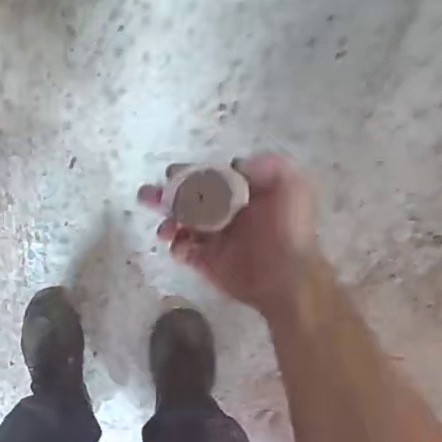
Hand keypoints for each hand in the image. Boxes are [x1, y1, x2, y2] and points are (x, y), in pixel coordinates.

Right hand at [139, 153, 320, 318]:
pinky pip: (182, 250)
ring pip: (180, 224)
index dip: (189, 174)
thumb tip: (233, 164)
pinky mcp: (205, 262)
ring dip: (167, 222)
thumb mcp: (292, 185)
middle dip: (166, 195)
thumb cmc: (290, 230)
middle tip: (149, 195)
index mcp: (240, 192)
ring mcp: (212, 238)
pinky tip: (180, 246)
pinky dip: (176, 246)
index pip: (208, 177)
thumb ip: (268, 165)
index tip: (173, 173)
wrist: (287, 277)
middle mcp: (223, 212)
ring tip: (164, 228)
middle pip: (188, 199)